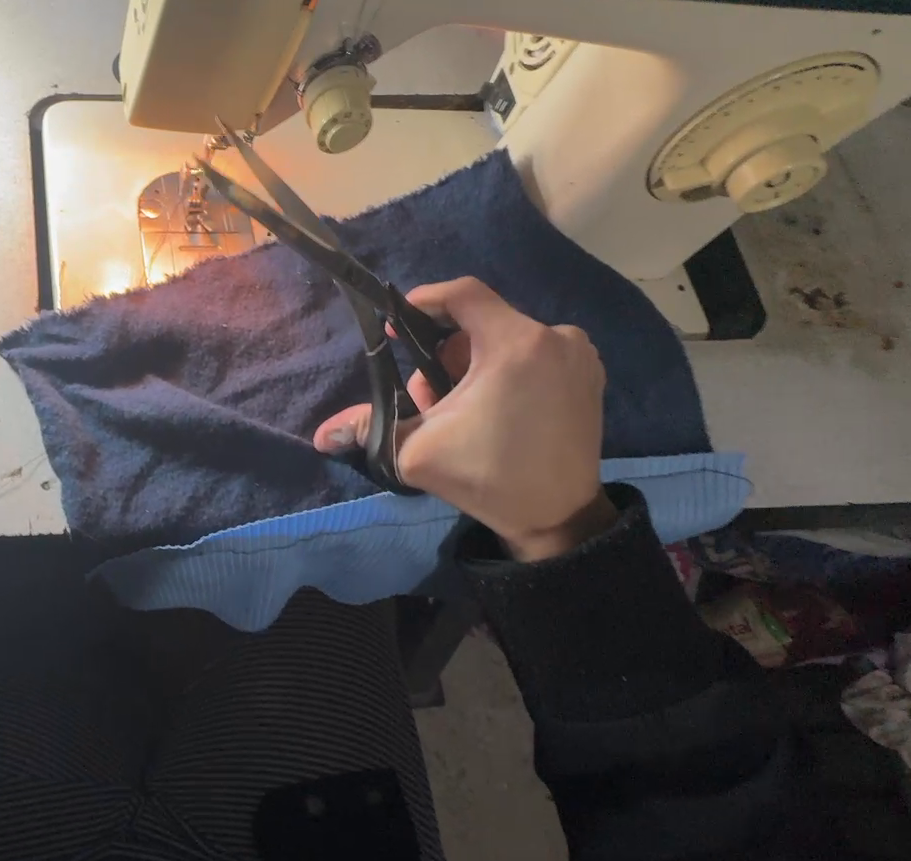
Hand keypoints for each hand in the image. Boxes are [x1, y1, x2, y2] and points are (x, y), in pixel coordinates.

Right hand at [314, 278, 615, 560]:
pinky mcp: (589, 375)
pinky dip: (505, 375)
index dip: (423, 302)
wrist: (555, 515)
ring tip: (461, 413)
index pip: (464, 294)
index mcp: (515, 345)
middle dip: (443, 358)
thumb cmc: (484, 476)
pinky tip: (494, 413)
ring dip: (473, 369)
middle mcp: (555, 337)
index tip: (395, 325)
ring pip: (505, 342)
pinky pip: (534, 357)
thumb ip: (368, 429)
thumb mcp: (415, 452)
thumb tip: (320, 436)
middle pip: (480, 326)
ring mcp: (579, 355)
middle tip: (428, 401)